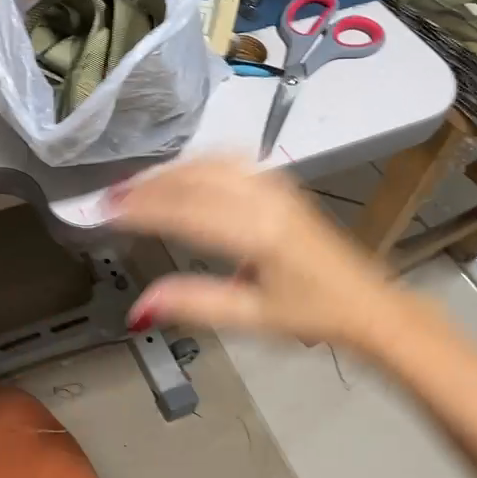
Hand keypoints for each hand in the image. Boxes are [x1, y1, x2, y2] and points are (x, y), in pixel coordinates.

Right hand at [111, 158, 410, 350]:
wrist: (369, 303)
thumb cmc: (312, 315)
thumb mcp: (253, 319)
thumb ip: (196, 305)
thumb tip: (140, 306)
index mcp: (259, 235)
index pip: (187, 212)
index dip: (142, 208)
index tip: (107, 211)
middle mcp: (265, 200)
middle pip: (194, 179)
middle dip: (148, 186)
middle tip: (111, 199)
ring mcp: (274, 185)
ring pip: (209, 162)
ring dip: (169, 171)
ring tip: (137, 186)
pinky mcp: (278, 182)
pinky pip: (227, 158)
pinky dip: (195, 162)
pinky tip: (180, 171)